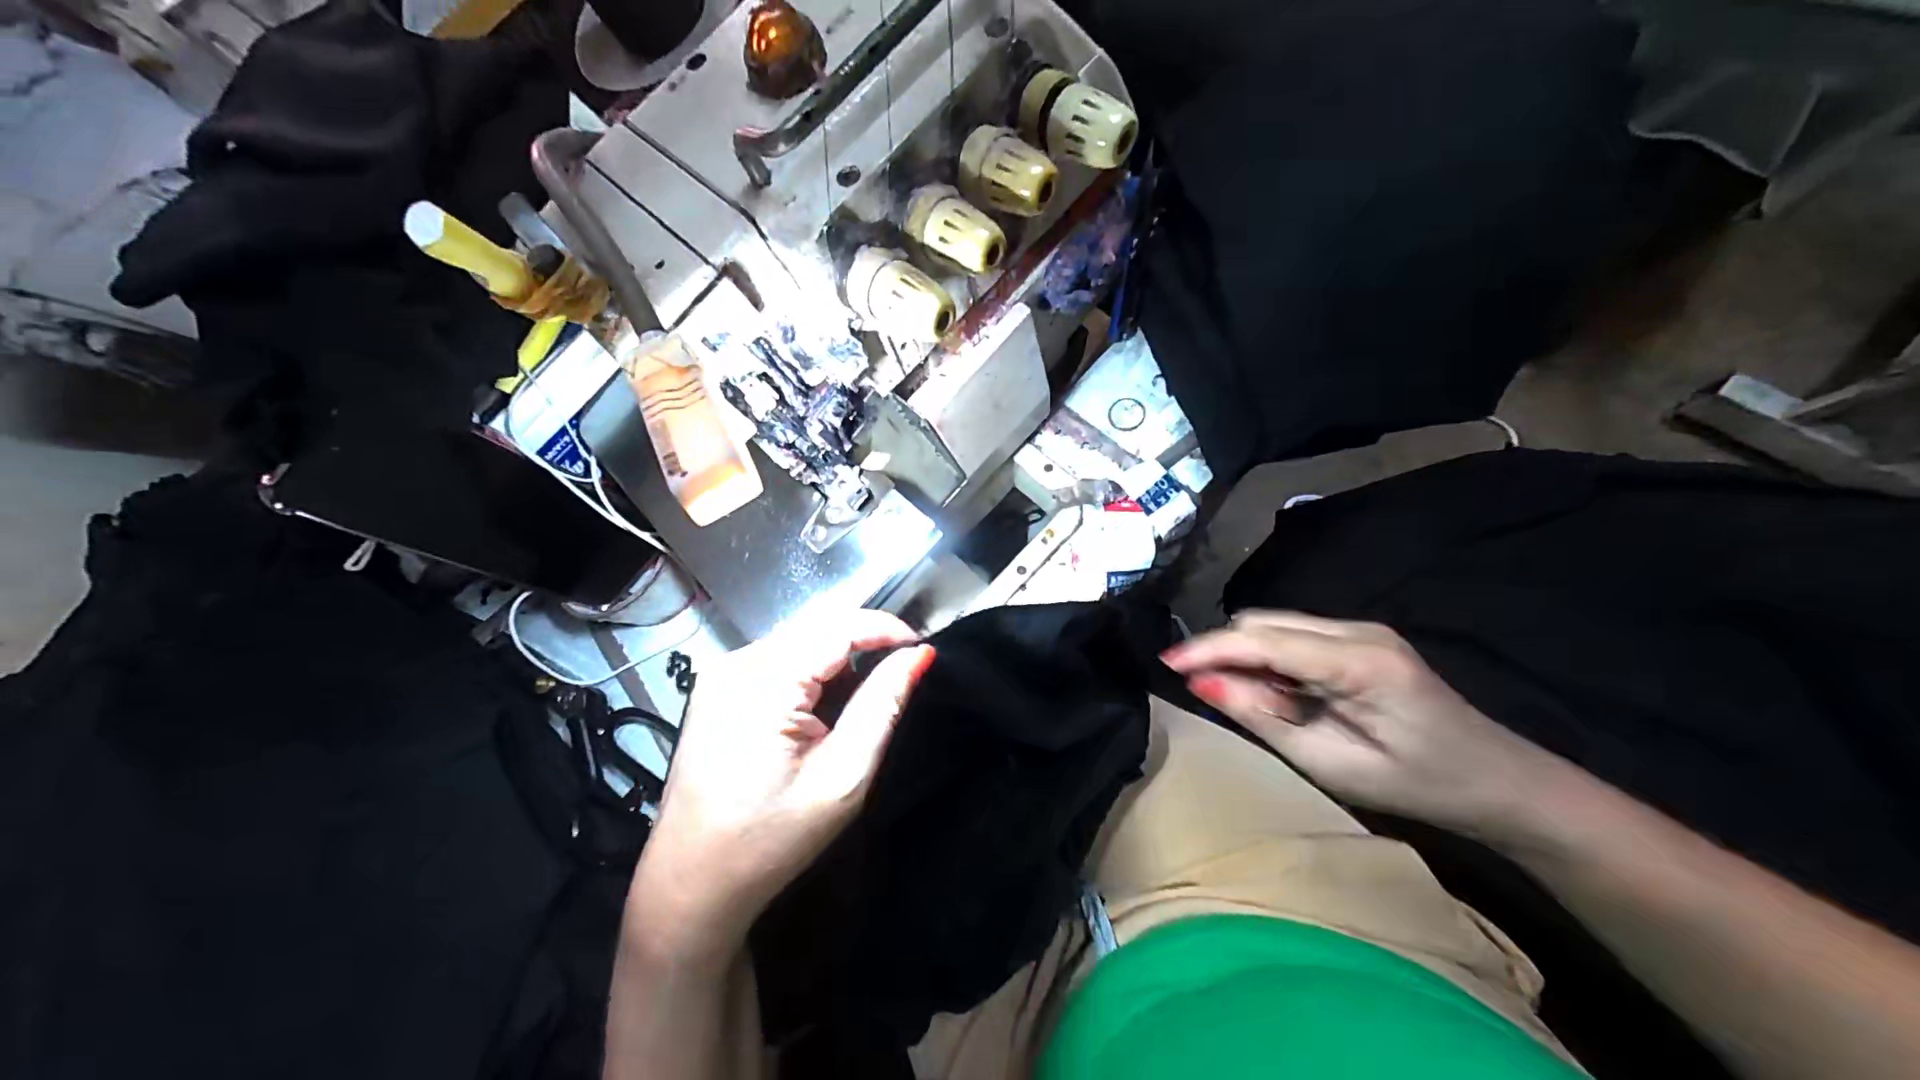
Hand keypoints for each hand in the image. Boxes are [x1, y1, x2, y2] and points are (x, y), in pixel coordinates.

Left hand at [626, 610, 935, 962]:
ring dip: (838, 657)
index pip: (839, 626)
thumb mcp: (843, 777)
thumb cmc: (771, 838)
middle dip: (865, 641)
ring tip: (860, 700)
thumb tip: (918, 656)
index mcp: (764, 683)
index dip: (887, 628)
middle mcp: (736, 663)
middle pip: (817, 626)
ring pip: (799, 638)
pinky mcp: (716, 687)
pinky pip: (777, 657)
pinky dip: (810, 670)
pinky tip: (820, 708)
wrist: (692, 880)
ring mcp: (720, 673)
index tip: (922, 650)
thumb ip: (883, 706)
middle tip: (901, 674)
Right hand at [1161, 610, 1574, 838]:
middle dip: (1222, 650)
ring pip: (1273, 624)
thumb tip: (1202, 684)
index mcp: (1358, 662)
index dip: (1208, 648)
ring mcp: (1361, 629)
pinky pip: (1293, 635)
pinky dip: (1269, 657)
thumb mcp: (1332, 765)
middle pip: (1263, 621)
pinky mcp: (1359, 637)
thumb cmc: (1420, 785)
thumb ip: (1262, 718)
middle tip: (1204, 693)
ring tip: (1245, 700)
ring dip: (1245, 654)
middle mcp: (1357, 630)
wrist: (1500, 781)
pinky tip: (1276, 692)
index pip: (1262, 639)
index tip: (1165, 663)